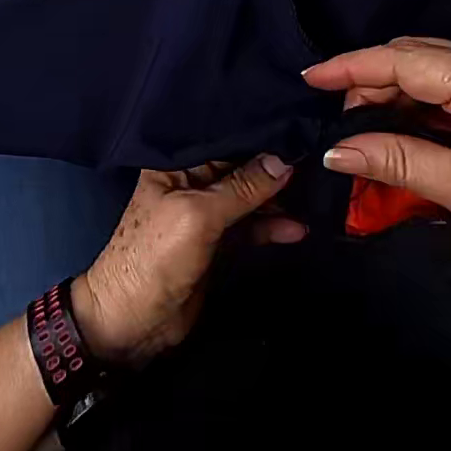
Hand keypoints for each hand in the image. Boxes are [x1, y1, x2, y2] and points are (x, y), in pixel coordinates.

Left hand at [73, 155, 303, 368]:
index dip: (255, 140)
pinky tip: (296, 229)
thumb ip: (240, 187)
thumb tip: (281, 160)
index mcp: (171, 168)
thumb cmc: (154, 257)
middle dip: (272, 169)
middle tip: (315, 164)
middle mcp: (186, 186)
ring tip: (314, 199)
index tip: (296, 133)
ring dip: (277, 202)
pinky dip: (271, 228)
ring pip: (247, 200)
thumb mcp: (199, 213)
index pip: (219, 143)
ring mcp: (202, 217)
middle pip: (237, 170)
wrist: (135, 317)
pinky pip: (249, 229)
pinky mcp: (215, 246)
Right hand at [303, 37, 450, 333]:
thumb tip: (334, 151)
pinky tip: (395, 124)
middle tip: (336, 122)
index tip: (308, 77)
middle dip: (367, 81)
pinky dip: (412, 100)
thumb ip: (398, 162)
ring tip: (360, 129)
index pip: (410, 61)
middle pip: (415, 55)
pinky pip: (446, 81)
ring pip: (427, 65)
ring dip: (388, 91)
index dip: (353, 66)